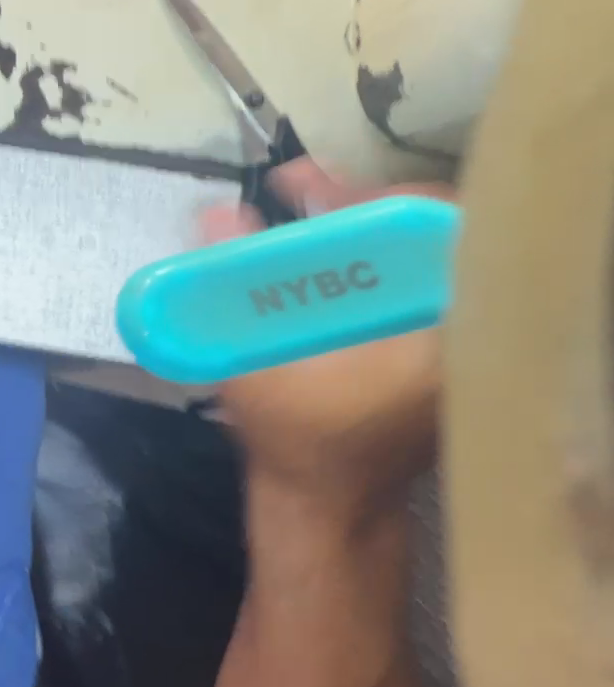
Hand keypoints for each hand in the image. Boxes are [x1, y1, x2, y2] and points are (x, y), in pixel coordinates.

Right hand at [201, 159, 453, 523]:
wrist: (326, 497)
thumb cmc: (295, 432)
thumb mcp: (253, 356)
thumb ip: (234, 284)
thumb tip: (218, 212)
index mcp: (445, 330)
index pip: (437, 228)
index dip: (372, 194)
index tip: (302, 188)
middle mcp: (467, 328)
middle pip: (427, 231)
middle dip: (355, 201)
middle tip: (288, 190)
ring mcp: (458, 339)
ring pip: (416, 252)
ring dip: (354, 226)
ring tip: (292, 212)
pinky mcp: (437, 347)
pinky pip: (407, 278)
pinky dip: (361, 255)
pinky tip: (310, 253)